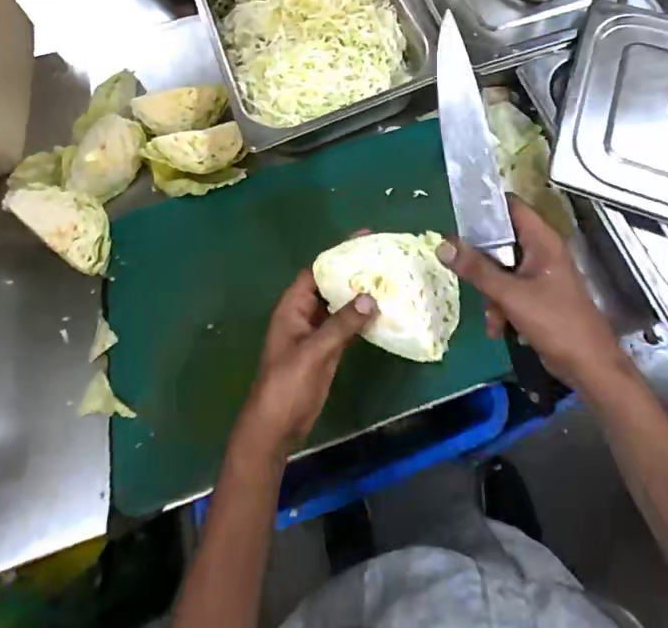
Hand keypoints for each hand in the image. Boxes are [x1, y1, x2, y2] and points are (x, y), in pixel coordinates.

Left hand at [237, 269, 376, 455]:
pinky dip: (363, 319)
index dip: (338, 254)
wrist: (276, 427)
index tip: (365, 239)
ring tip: (391, 280)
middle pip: (331, 284)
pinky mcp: (328, 350)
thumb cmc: (286, 384)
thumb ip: (341, 324)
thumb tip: (370, 297)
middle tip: (385, 258)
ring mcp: (317, 333)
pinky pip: (347, 326)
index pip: (317, 270)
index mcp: (293, 307)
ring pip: (341, 305)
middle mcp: (305, 314)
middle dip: (354, 271)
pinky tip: (384, 312)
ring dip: (361, 295)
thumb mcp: (313, 351)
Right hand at [441, 195, 629, 395]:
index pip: (510, 206)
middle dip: (481, 263)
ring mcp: (540, 274)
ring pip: (501, 270)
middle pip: (500, 241)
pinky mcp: (538, 296)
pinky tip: (499, 329)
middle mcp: (541, 251)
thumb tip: (443, 245)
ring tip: (493, 317)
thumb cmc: (555, 321)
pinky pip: (509, 291)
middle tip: (465, 274)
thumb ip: (476, 269)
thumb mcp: (510, 295)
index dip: (484, 207)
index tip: (457, 219)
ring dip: (491, 294)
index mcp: (541, 240)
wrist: (589, 365)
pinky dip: (501, 307)